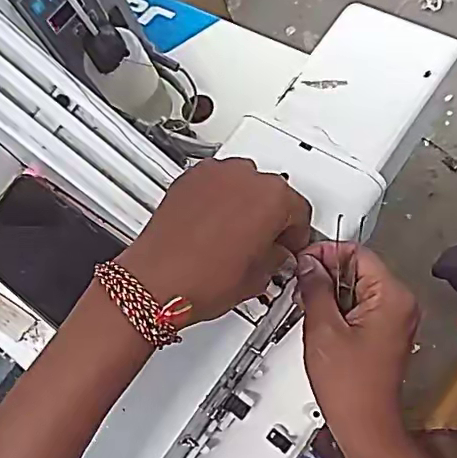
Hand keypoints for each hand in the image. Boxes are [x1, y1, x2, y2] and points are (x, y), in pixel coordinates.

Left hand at [115, 158, 311, 326]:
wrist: (156, 282)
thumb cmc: (201, 279)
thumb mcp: (258, 277)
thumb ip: (276, 258)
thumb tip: (275, 254)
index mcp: (273, 197)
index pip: (300, 211)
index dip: (297, 234)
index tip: (289, 245)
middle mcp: (245, 176)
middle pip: (273, 192)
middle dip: (272, 217)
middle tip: (265, 244)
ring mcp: (214, 174)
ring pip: (243, 184)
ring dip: (245, 205)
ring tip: (237, 237)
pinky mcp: (189, 179)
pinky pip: (216, 185)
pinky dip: (219, 201)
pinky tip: (216, 228)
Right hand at [295, 242, 418, 452]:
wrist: (365, 424)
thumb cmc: (351, 388)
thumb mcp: (323, 329)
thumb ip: (315, 288)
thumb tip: (309, 265)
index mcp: (392, 297)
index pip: (358, 252)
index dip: (326, 252)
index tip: (304, 260)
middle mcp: (401, 305)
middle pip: (359, 269)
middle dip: (327, 274)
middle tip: (301, 285)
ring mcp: (396, 320)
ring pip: (358, 288)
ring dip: (331, 292)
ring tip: (309, 308)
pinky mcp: (387, 334)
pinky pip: (362, 307)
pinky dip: (340, 309)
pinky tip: (322, 324)